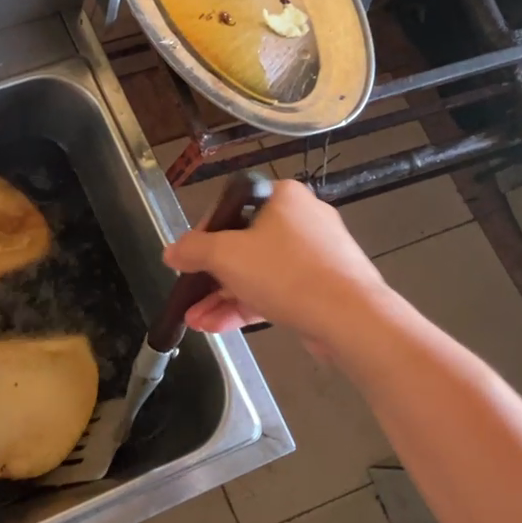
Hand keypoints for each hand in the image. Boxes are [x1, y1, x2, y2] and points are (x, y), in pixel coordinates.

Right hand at [163, 180, 394, 360]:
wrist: (351, 319)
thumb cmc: (285, 273)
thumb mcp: (225, 255)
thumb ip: (192, 250)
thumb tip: (170, 252)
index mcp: (282, 197)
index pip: (230, 207)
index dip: (203, 234)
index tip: (187, 260)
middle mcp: (302, 219)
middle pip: (243, 244)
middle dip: (210, 276)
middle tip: (188, 294)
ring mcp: (315, 256)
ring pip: (257, 272)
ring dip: (222, 296)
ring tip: (194, 321)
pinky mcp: (323, 288)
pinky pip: (276, 291)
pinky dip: (246, 305)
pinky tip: (216, 326)